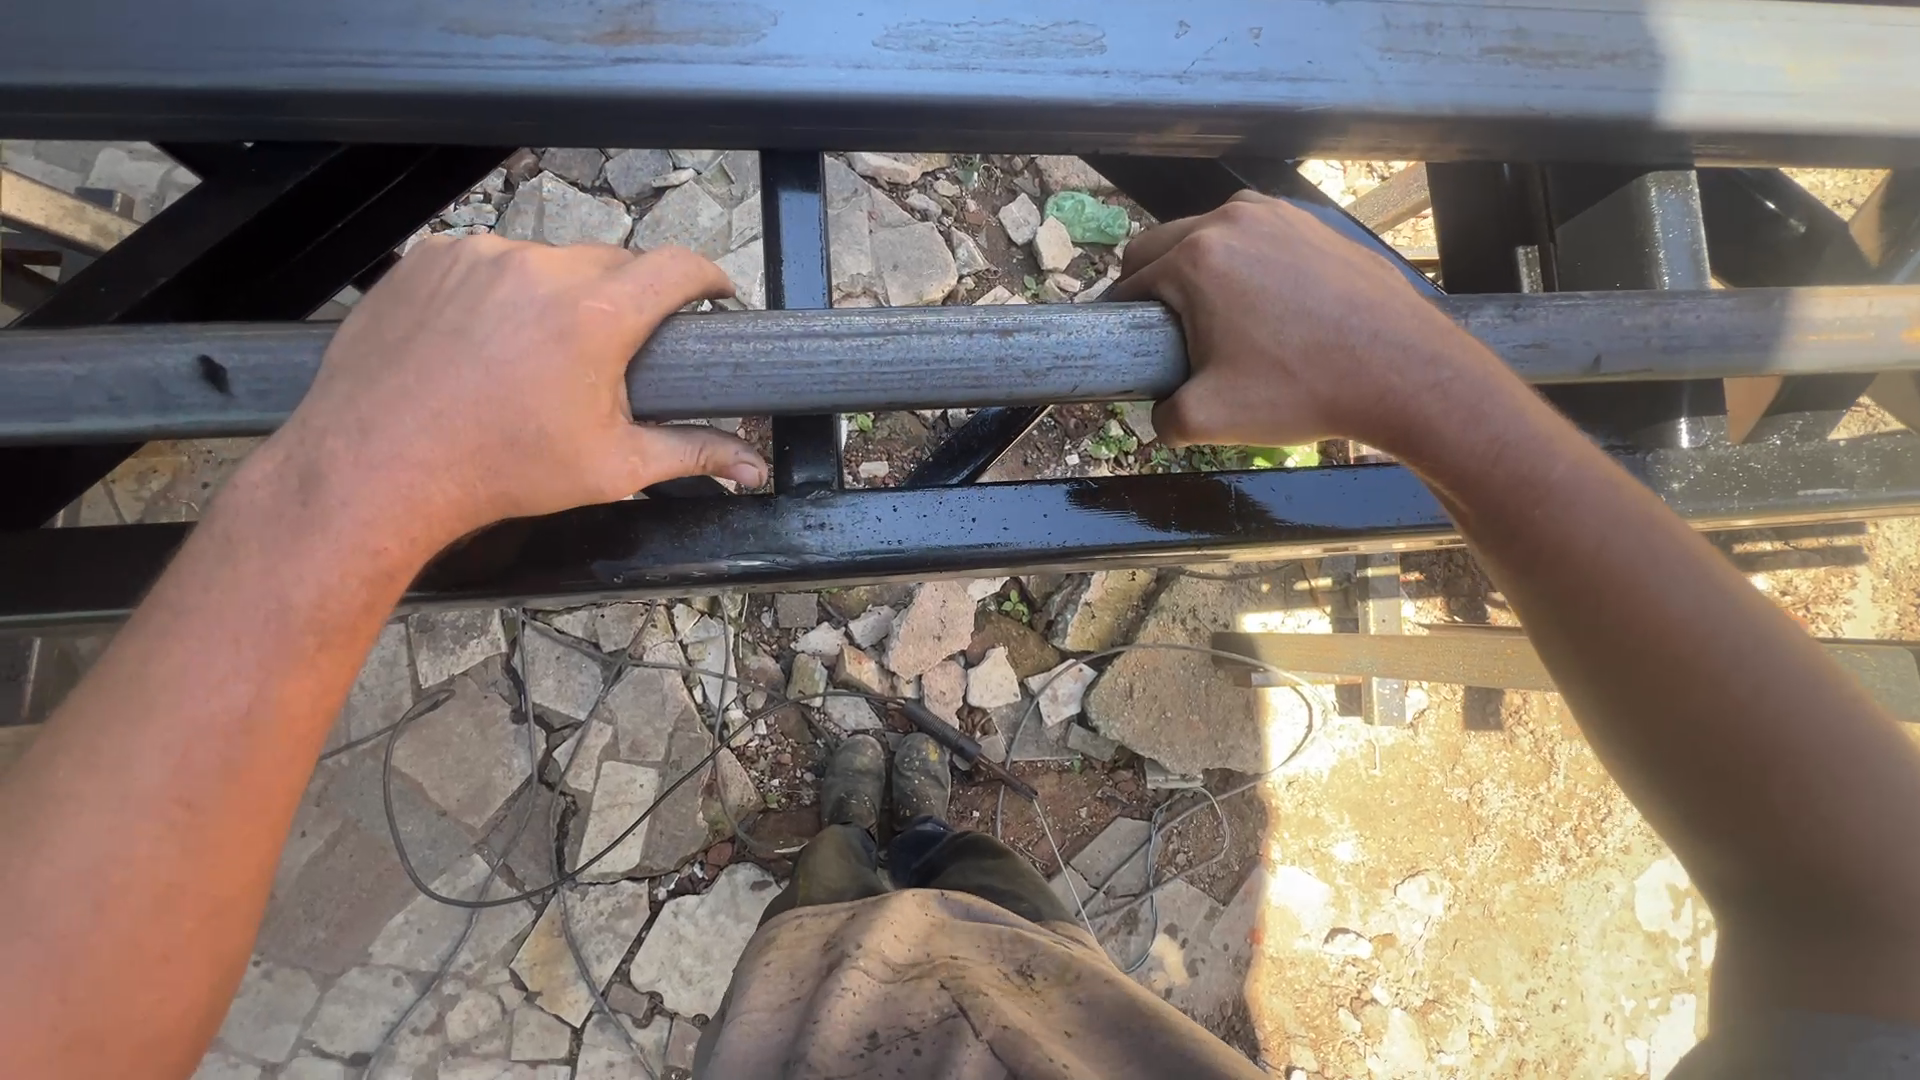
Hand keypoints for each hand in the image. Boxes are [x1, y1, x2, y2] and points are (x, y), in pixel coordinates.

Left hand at [266, 236, 767, 546]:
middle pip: (617, 261)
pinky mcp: (431, 256)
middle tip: (626, 348)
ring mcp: (478, 255)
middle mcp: (539, 268)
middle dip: (635, 297)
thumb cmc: (505, 470)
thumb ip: (695, 455)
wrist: (379, 467)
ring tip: (551, 350)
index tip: (716, 296)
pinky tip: (497, 337)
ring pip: (553, 260)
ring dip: (570, 294)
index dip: (709, 277)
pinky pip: (495, 260)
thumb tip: (755, 469)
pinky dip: (511, 289)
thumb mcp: (615, 466)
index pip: (678, 266)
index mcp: (594, 316)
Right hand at [1113, 190, 1504, 450]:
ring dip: (1191, 267)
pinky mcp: (1315, 222)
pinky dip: (1239, 260)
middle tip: (1160, 335)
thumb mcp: (1206, 419)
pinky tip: (1259, 303)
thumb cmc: (1298, 390)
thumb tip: (1158, 411)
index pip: (1129, 280)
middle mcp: (1233, 219)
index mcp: (1196, 257)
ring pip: (1207, 233)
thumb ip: (1159, 418)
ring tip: (1209, 317)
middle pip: (1160, 245)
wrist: (1402, 371)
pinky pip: (1254, 235)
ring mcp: (1279, 214)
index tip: (1126, 345)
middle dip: (1148, 286)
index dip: (1118, 316)